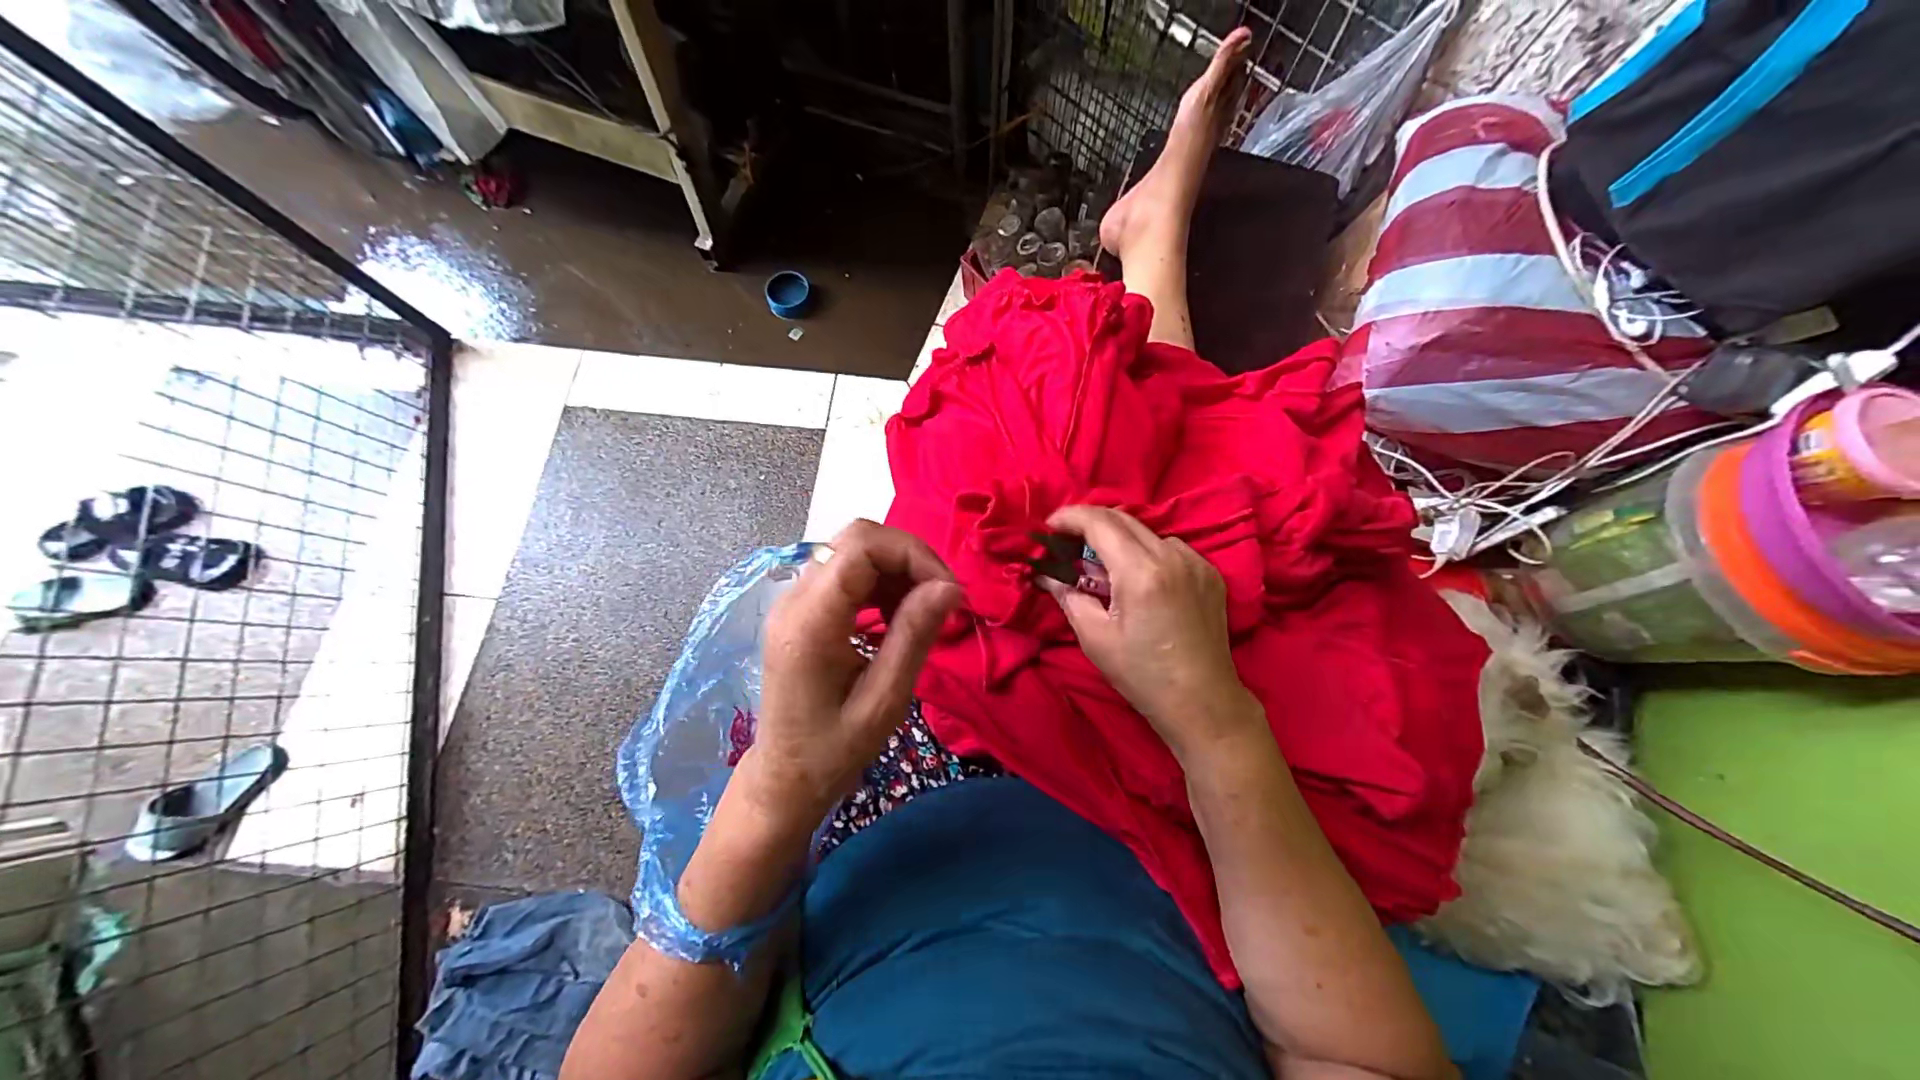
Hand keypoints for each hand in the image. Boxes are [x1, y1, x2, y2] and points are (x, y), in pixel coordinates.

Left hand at [741, 520, 961, 828]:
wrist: (783, 778)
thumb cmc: (833, 752)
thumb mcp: (884, 702)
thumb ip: (913, 637)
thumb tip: (949, 587)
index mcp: (810, 622)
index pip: (862, 547)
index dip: (914, 555)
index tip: (949, 593)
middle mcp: (795, 599)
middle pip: (856, 538)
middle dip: (909, 557)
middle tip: (941, 598)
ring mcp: (793, 602)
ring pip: (852, 550)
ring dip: (897, 569)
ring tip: (923, 611)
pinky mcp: (801, 610)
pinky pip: (846, 573)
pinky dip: (881, 582)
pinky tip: (898, 615)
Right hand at [1041, 505, 1264, 763]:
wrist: (1202, 701)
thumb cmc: (1142, 675)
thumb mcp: (1094, 637)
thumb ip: (1068, 595)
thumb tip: (1046, 573)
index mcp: (1141, 572)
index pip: (1099, 522)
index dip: (1069, 517)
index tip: (1049, 527)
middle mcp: (1173, 557)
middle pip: (1123, 518)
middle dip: (1090, 523)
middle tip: (1066, 542)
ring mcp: (1197, 563)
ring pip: (1147, 532)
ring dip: (1119, 538)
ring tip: (1103, 565)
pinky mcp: (1210, 574)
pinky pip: (1171, 548)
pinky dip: (1147, 552)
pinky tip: (1139, 579)